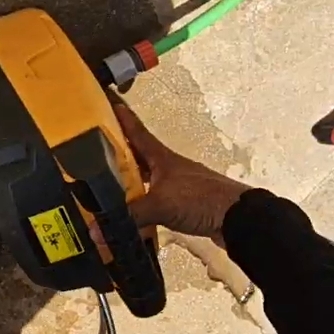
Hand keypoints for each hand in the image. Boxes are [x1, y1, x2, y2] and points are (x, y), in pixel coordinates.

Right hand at [111, 95, 251, 246]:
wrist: (239, 219)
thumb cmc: (200, 199)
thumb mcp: (160, 204)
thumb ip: (129, 215)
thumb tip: (96, 231)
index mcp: (162, 158)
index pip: (137, 132)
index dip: (123, 118)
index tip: (109, 102)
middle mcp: (168, 168)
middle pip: (138, 156)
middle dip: (118, 153)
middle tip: (93, 152)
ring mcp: (176, 186)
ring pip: (145, 179)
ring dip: (128, 182)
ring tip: (105, 186)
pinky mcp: (182, 205)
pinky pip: (153, 201)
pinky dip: (140, 206)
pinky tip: (129, 215)